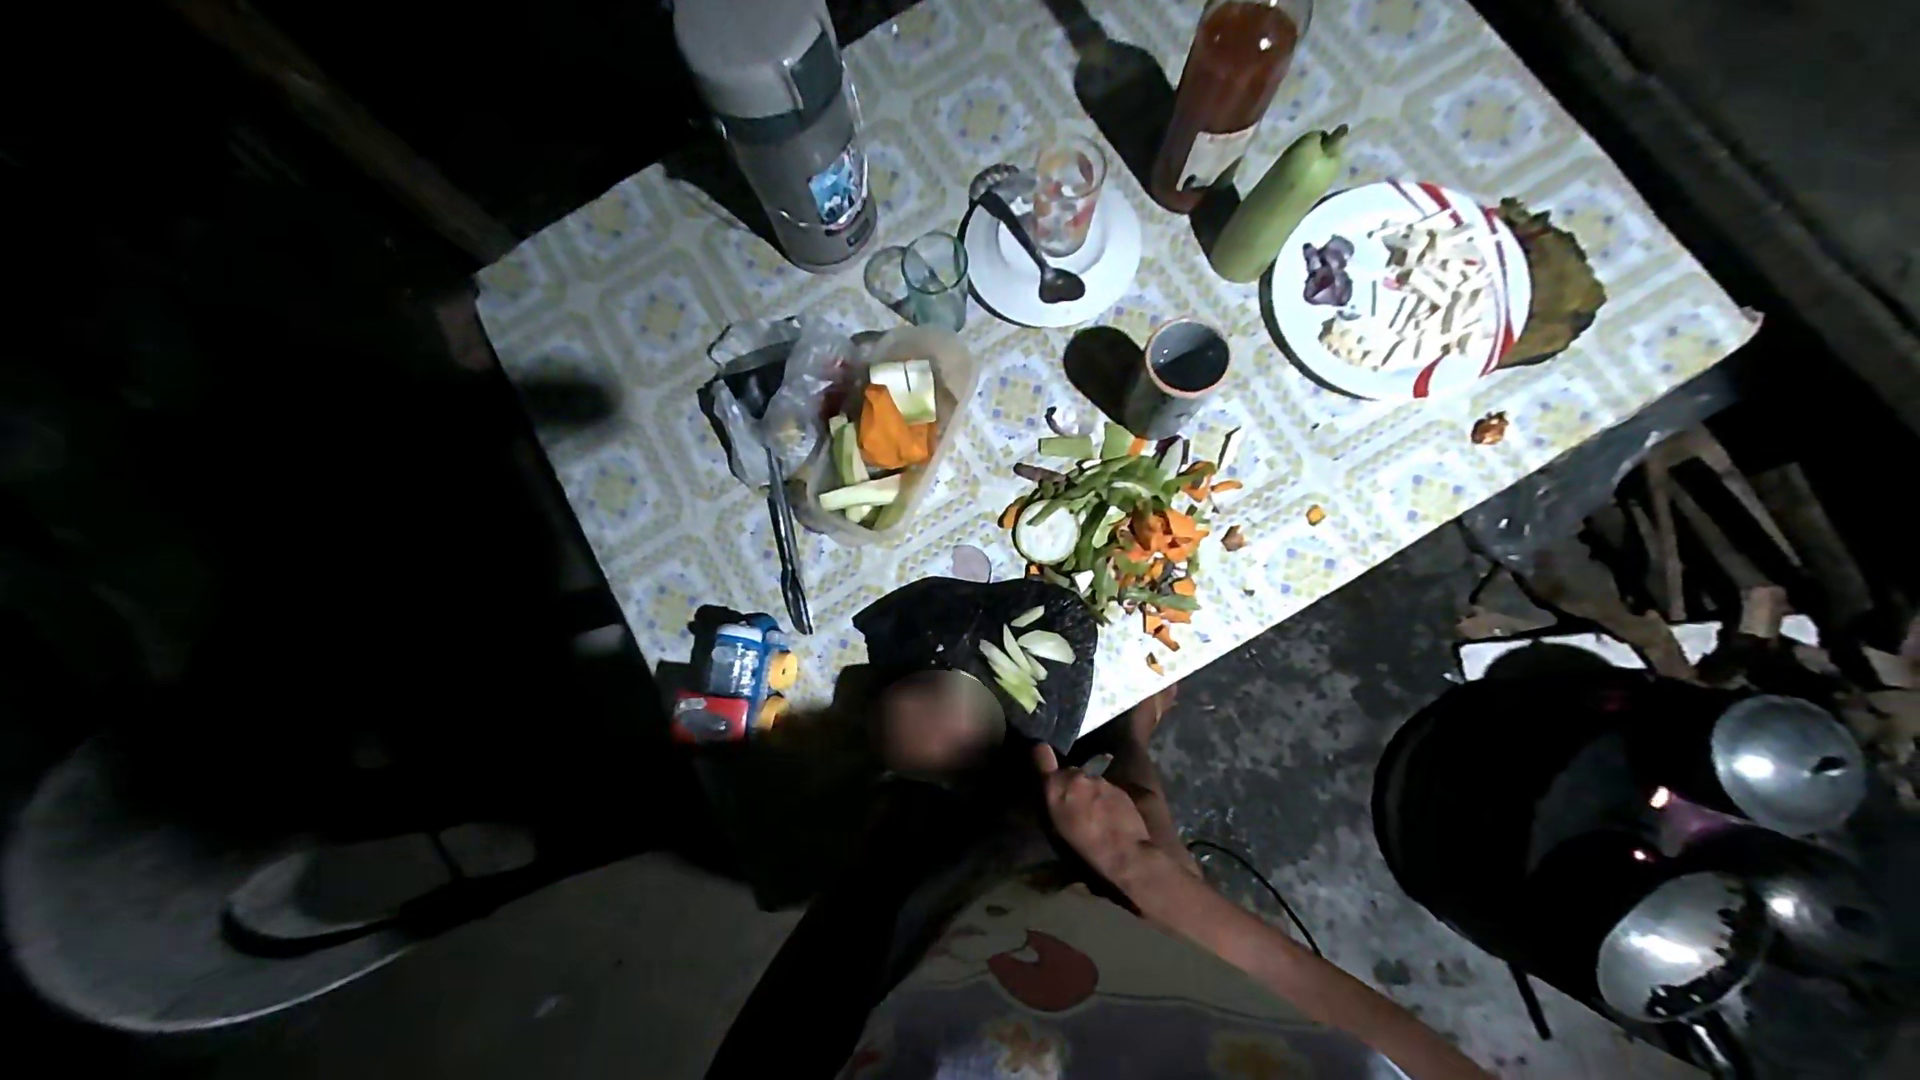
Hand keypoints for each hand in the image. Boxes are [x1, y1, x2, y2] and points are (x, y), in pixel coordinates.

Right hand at [1034, 743, 1164, 888]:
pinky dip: (1106, 799)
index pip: (1040, 751)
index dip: (1041, 756)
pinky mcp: (1118, 787)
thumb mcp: (1051, 828)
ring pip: (1089, 780)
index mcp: (1053, 785)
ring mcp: (1099, 779)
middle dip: (1070, 784)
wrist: (1123, 855)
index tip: (1043, 762)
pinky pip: (1107, 789)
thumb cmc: (1079, 850)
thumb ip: (1047, 800)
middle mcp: (1075, 775)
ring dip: (1089, 792)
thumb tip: (1047, 786)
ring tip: (1094, 815)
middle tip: (1074, 805)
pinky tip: (1110, 817)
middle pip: (1068, 771)